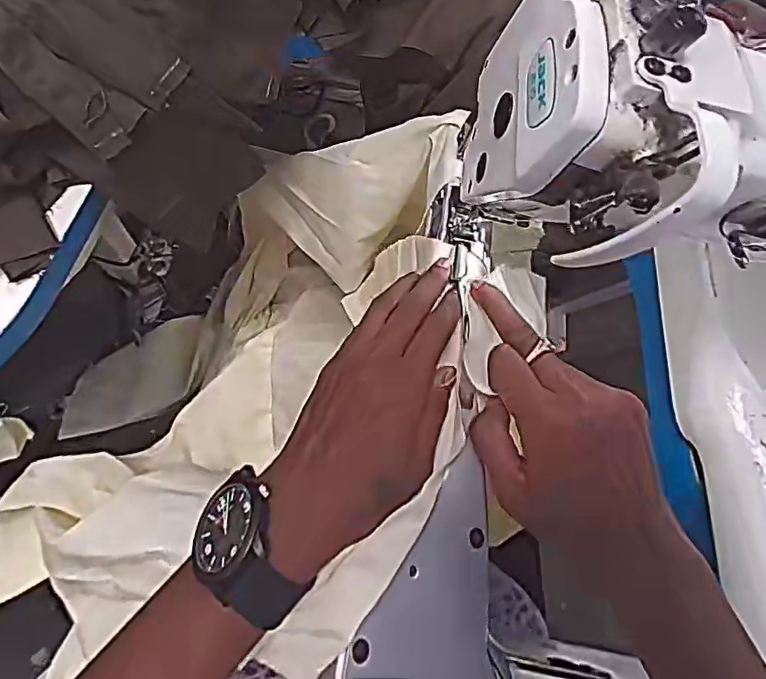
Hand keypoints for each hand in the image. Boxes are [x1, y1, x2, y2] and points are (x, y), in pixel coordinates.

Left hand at [262, 263, 460, 582]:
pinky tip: (387, 304)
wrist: (307, 496)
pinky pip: (363, 324)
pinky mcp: (335, 366)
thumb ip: (435, 411)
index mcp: (406, 385)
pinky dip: (379, 306)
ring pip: (383, 310)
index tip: (458, 297)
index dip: (449, 310)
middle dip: (430, 285)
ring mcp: (353, 361)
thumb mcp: (419, 460)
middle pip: (410, 310)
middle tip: (443, 268)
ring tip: (418, 274)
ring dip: (404, 288)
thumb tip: (447, 377)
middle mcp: (379, 364)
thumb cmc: (361, 487)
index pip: (435, 331)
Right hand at [467, 282, 678, 570]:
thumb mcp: (511, 491)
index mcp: (550, 422)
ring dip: (542, 379)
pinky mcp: (625, 401)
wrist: (633, 540)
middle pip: (533, 349)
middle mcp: (583, 401)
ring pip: (558, 365)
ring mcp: (609, 398)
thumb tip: (482, 402)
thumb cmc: (577, 525)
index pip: (508, 359)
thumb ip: (488, 435)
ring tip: (543, 417)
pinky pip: (584, 381)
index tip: (478, 320)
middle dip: (509, 336)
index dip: (490, 359)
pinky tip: (570, 427)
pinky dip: (570, 394)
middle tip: (488, 298)